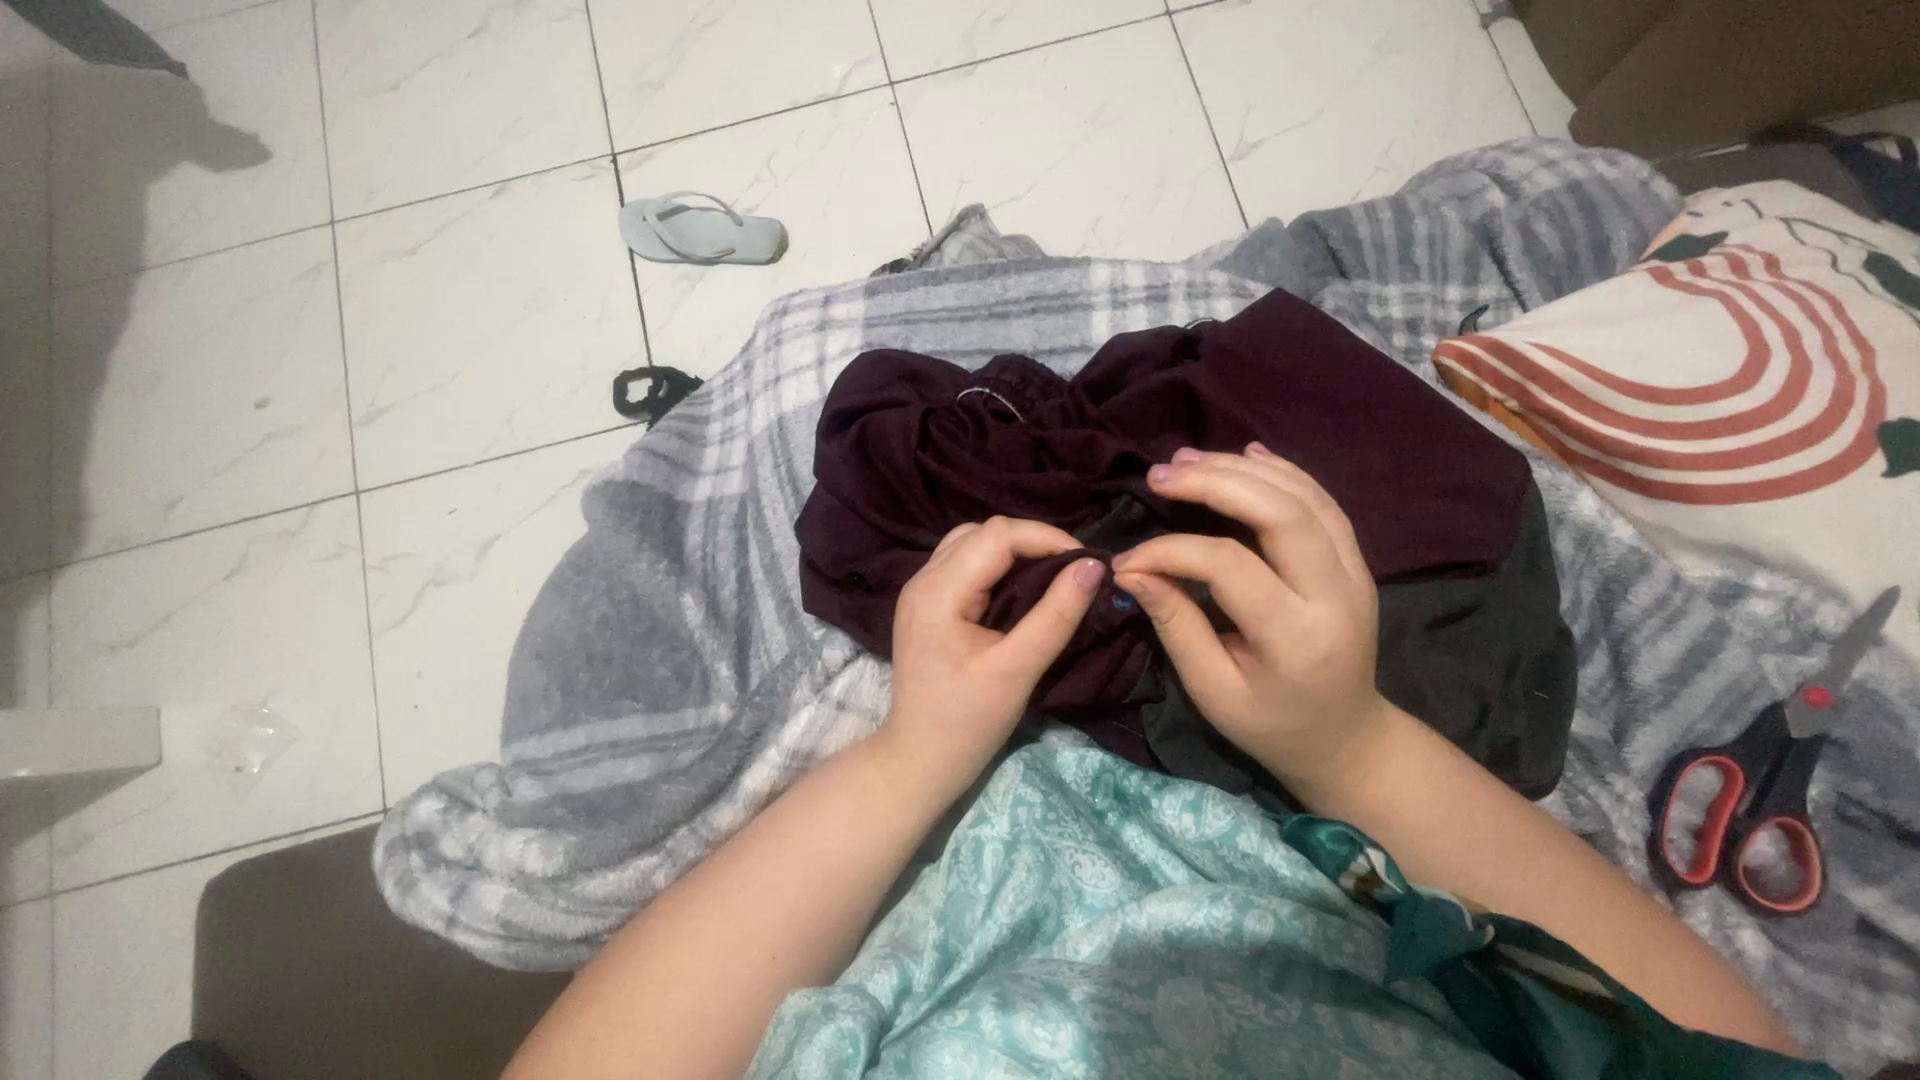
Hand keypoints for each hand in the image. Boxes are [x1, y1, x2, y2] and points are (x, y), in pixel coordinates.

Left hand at [873, 517, 1105, 802]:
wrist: (920, 758)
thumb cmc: (967, 721)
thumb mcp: (1018, 670)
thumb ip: (1055, 615)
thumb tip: (1094, 567)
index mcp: (938, 591)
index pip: (997, 536)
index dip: (1046, 538)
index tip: (1088, 563)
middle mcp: (923, 580)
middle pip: (983, 532)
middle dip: (1033, 541)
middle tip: (1073, 570)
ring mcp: (920, 591)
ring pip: (972, 543)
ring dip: (1014, 550)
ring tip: (1052, 575)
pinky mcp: (926, 605)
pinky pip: (965, 564)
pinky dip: (997, 565)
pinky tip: (1021, 588)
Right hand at [1111, 444, 1390, 788]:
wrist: (1344, 737)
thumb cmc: (1269, 724)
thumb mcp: (1212, 689)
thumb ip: (1175, 624)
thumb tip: (1132, 570)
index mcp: (1297, 636)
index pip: (1228, 565)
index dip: (1170, 551)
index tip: (1127, 559)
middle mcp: (1337, 593)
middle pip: (1281, 511)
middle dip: (1214, 482)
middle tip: (1159, 475)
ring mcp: (1356, 572)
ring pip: (1304, 495)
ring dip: (1242, 469)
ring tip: (1185, 459)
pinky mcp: (1356, 561)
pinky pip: (1321, 500)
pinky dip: (1281, 471)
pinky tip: (1243, 454)